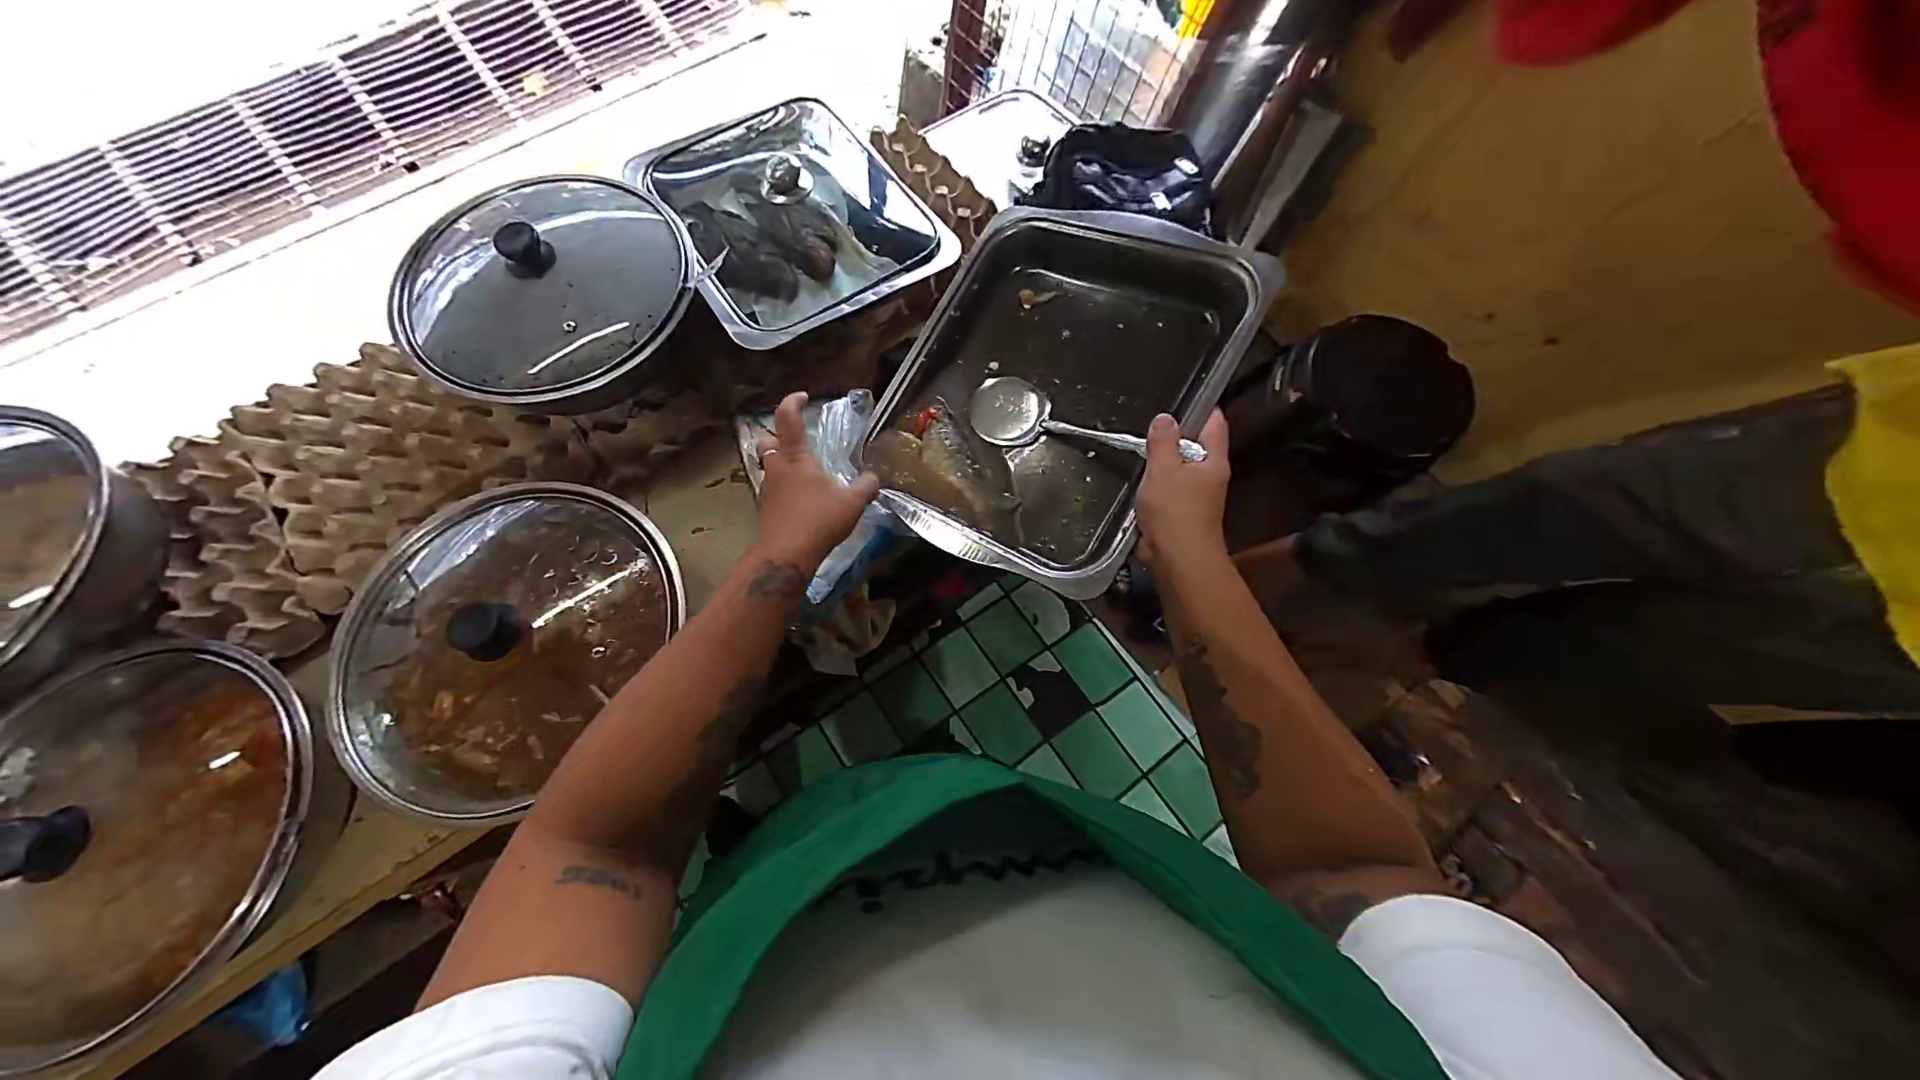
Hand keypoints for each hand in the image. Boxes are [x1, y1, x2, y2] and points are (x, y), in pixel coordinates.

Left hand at [753, 391, 881, 569]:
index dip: (793, 402)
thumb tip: (874, 478)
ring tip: (804, 474)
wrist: (785, 556)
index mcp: (796, 458)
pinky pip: (773, 489)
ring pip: (768, 466)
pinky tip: (801, 500)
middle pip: (766, 440)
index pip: (787, 418)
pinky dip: (784, 488)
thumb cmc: (818, 521)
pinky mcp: (766, 509)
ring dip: (781, 464)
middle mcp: (777, 468)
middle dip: (777, 435)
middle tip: (796, 441)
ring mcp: (768, 489)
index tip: (803, 397)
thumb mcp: (852, 503)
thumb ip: (866, 487)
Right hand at [1135, 409, 1229, 567]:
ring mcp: (1197, 497)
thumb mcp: (1163, 469)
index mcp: (1214, 461)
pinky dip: (1155, 486)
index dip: (1202, 407)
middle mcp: (1211, 476)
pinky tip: (1140, 486)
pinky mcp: (1182, 514)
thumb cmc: (1175, 512)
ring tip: (1141, 453)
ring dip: (1162, 464)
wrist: (1178, 559)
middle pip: (1195, 446)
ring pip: (1179, 470)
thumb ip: (1163, 442)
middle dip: (1175, 436)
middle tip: (1151, 426)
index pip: (1215, 423)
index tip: (1186, 396)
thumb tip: (1165, 419)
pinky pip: (1168, 491)